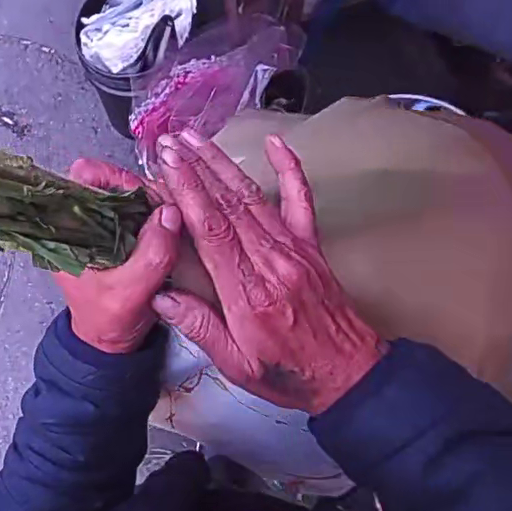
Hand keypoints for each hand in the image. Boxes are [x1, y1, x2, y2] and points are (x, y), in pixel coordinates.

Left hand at [51, 159, 182, 353]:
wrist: (111, 342)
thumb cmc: (108, 321)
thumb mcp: (131, 292)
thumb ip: (152, 256)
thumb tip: (169, 215)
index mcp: (67, 231)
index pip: (82, 178)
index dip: (111, 177)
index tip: (139, 192)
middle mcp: (81, 223)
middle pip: (110, 181)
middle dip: (140, 190)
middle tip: (163, 207)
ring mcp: (101, 227)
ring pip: (128, 194)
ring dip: (152, 202)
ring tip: (168, 217)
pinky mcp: (119, 234)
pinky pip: (140, 210)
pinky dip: (157, 213)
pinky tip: (169, 225)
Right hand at [150, 130, 385, 413]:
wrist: (350, 372)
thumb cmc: (291, 372)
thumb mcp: (237, 364)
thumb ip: (199, 327)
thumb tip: (161, 297)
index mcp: (248, 292)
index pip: (211, 229)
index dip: (187, 190)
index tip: (168, 163)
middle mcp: (272, 261)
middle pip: (228, 204)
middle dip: (196, 167)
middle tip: (169, 141)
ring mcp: (294, 248)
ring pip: (253, 195)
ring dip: (222, 163)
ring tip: (197, 138)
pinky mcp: (311, 245)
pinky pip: (301, 199)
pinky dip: (290, 168)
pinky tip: (277, 143)